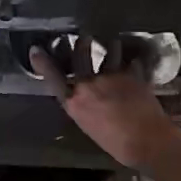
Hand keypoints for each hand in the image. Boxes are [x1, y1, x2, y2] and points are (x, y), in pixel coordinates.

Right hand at [32, 41, 178, 167]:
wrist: (145, 142)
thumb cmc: (116, 143)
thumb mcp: (89, 126)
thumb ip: (83, 107)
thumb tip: (85, 97)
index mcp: (74, 102)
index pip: (53, 77)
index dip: (42, 62)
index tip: (35, 49)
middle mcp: (89, 85)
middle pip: (80, 54)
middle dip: (82, 42)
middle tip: (84, 36)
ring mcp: (111, 77)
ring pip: (109, 51)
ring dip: (111, 45)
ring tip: (113, 41)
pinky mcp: (132, 75)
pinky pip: (132, 61)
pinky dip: (134, 60)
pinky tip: (136, 60)